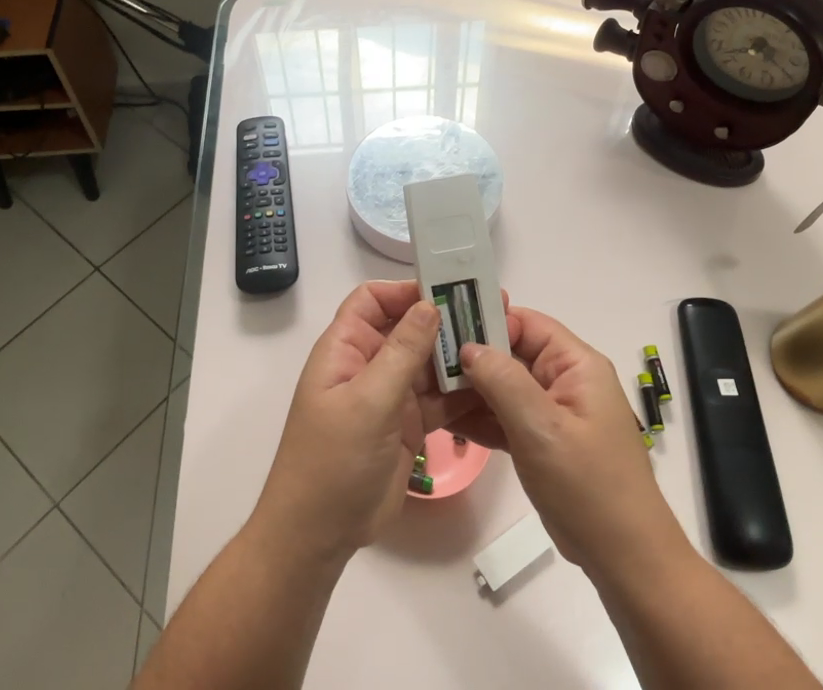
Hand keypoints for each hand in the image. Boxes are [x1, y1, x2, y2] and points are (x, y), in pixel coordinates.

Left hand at [251, 282, 515, 560]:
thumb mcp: (368, 400)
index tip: (451, 290)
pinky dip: (462, 391)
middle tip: (494, 314)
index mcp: (345, 350)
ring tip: (502, 345)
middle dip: (446, 321)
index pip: (373, 301)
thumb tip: (429, 304)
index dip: (406, 290)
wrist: (320, 532)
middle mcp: (367, 366)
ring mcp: (389, 396)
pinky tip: (494, 384)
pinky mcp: (408, 425)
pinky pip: (439, 398)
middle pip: (408, 329)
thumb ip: (402, 352)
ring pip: (428, 363)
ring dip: (459, 355)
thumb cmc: (333, 460)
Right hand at [450, 307, 674, 571]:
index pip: (526, 324)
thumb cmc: (587, 485)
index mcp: (576, 365)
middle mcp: (565, 381)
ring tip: (424, 390)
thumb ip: (503, 381)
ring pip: (504, 387)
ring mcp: (553, 413)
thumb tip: (469, 345)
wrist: (623, 554)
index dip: (486, 322)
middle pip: (511, 354)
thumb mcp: (541, 429)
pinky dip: (479, 419)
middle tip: (422, 363)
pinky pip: (505, 418)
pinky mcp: (542, 442)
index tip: (442, 330)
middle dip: (470, 358)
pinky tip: (443, 420)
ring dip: (469, 391)